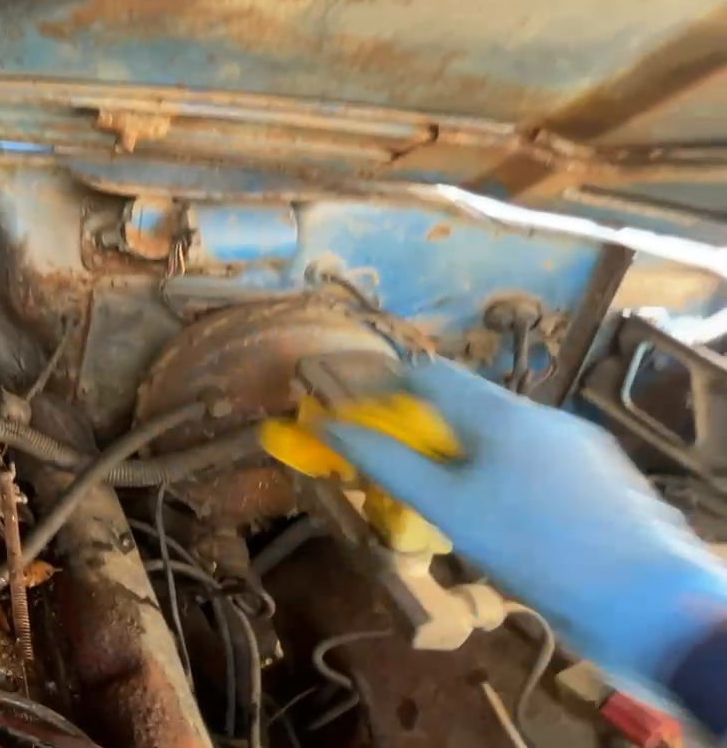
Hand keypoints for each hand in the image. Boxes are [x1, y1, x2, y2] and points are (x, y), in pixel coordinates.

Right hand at [320, 358, 726, 690]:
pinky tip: (495, 507)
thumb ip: (381, 459)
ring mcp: (580, 446)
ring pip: (497, 429)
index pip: (427, 372)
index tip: (353, 410)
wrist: (657, 612)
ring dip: (457, 446)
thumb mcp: (443, 506)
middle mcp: (542, 417)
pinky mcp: (602, 478)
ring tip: (441, 487)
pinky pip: (530, 454)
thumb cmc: (534, 547)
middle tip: (394, 456)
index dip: (381, 383)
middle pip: (463, 401)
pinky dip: (495, 464)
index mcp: (502, 414)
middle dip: (419, 422)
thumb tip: (325, 423)